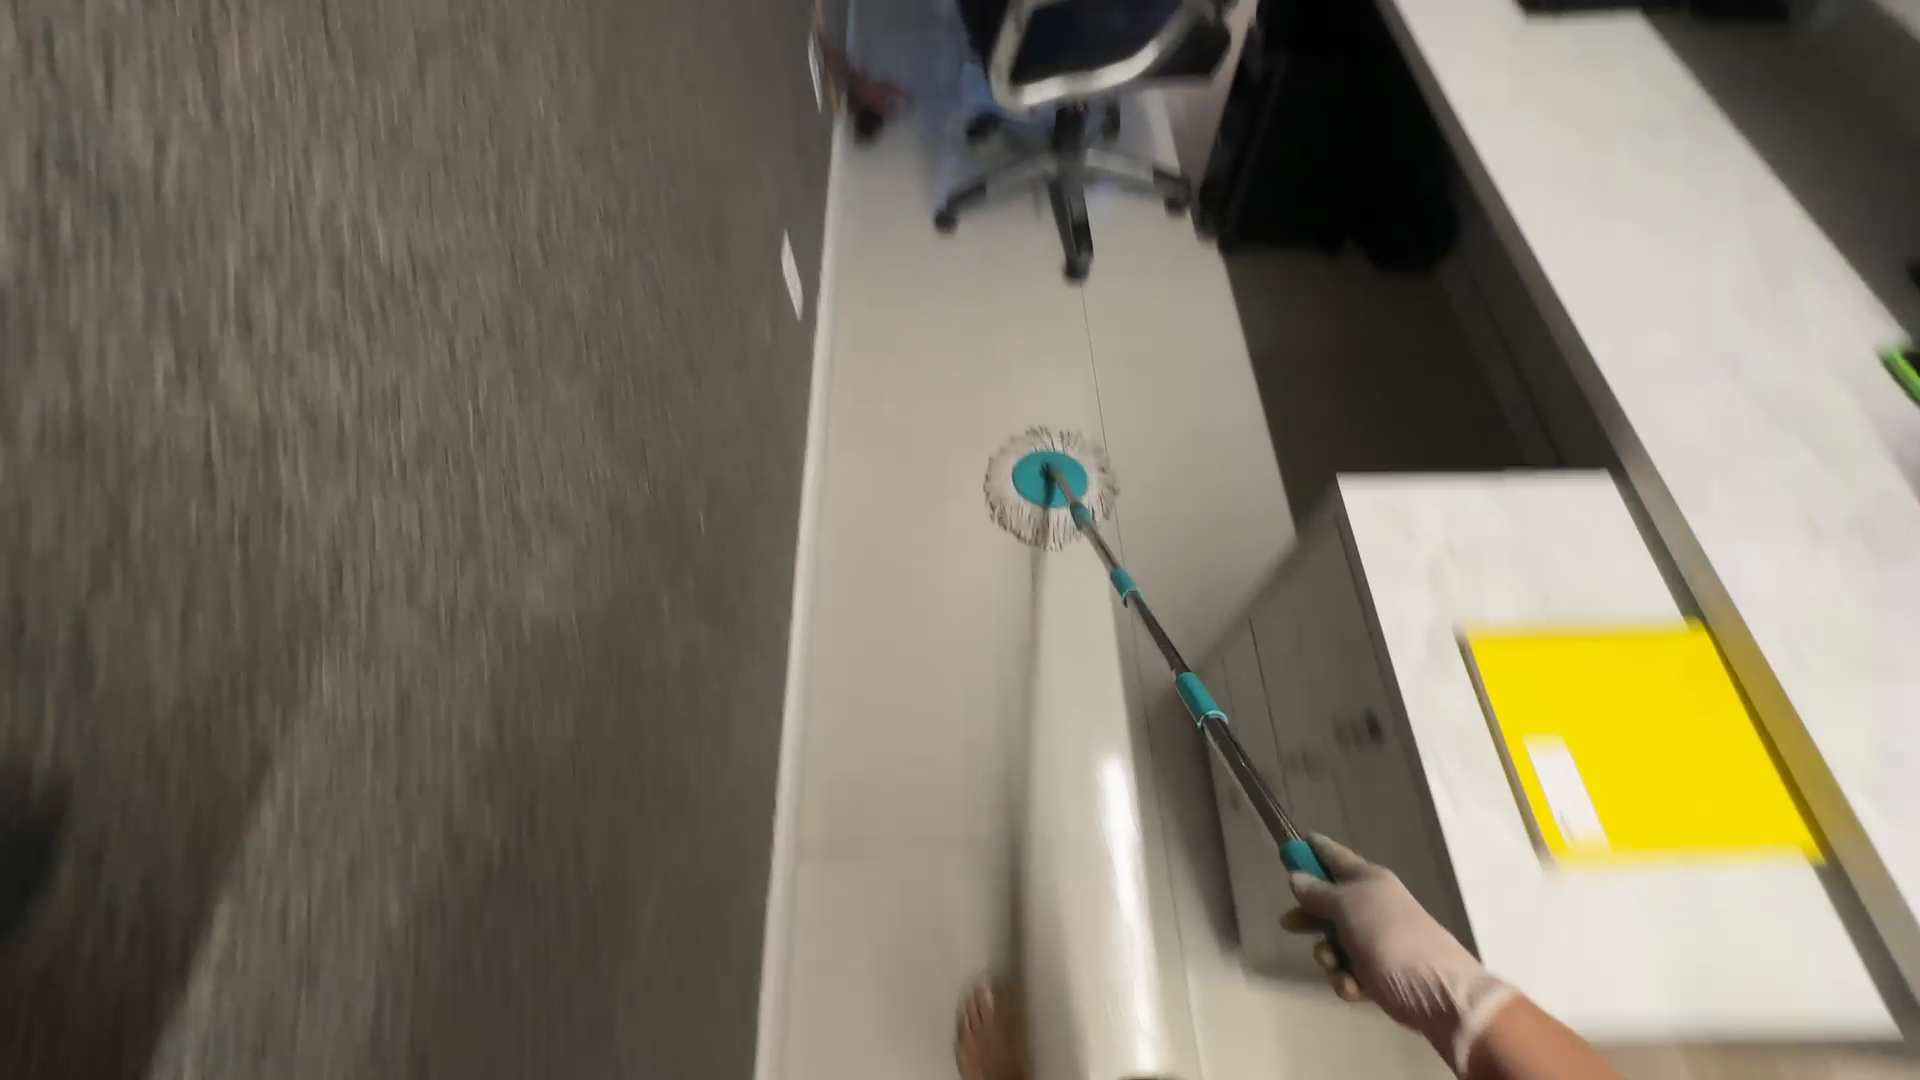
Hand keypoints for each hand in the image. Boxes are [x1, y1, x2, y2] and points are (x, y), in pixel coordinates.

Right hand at [1283, 835, 1515, 1070]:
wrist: (1441, 995)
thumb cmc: (1390, 938)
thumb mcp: (1346, 907)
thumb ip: (1317, 892)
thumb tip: (1296, 877)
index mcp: (1368, 880)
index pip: (1335, 855)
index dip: (1313, 847)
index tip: (1293, 842)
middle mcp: (1372, 906)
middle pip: (1328, 901)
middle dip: (1309, 915)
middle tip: (1289, 923)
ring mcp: (1376, 940)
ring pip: (1334, 940)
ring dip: (1327, 954)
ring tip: (1333, 964)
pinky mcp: (1380, 973)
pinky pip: (1348, 969)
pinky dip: (1346, 978)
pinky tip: (1352, 986)